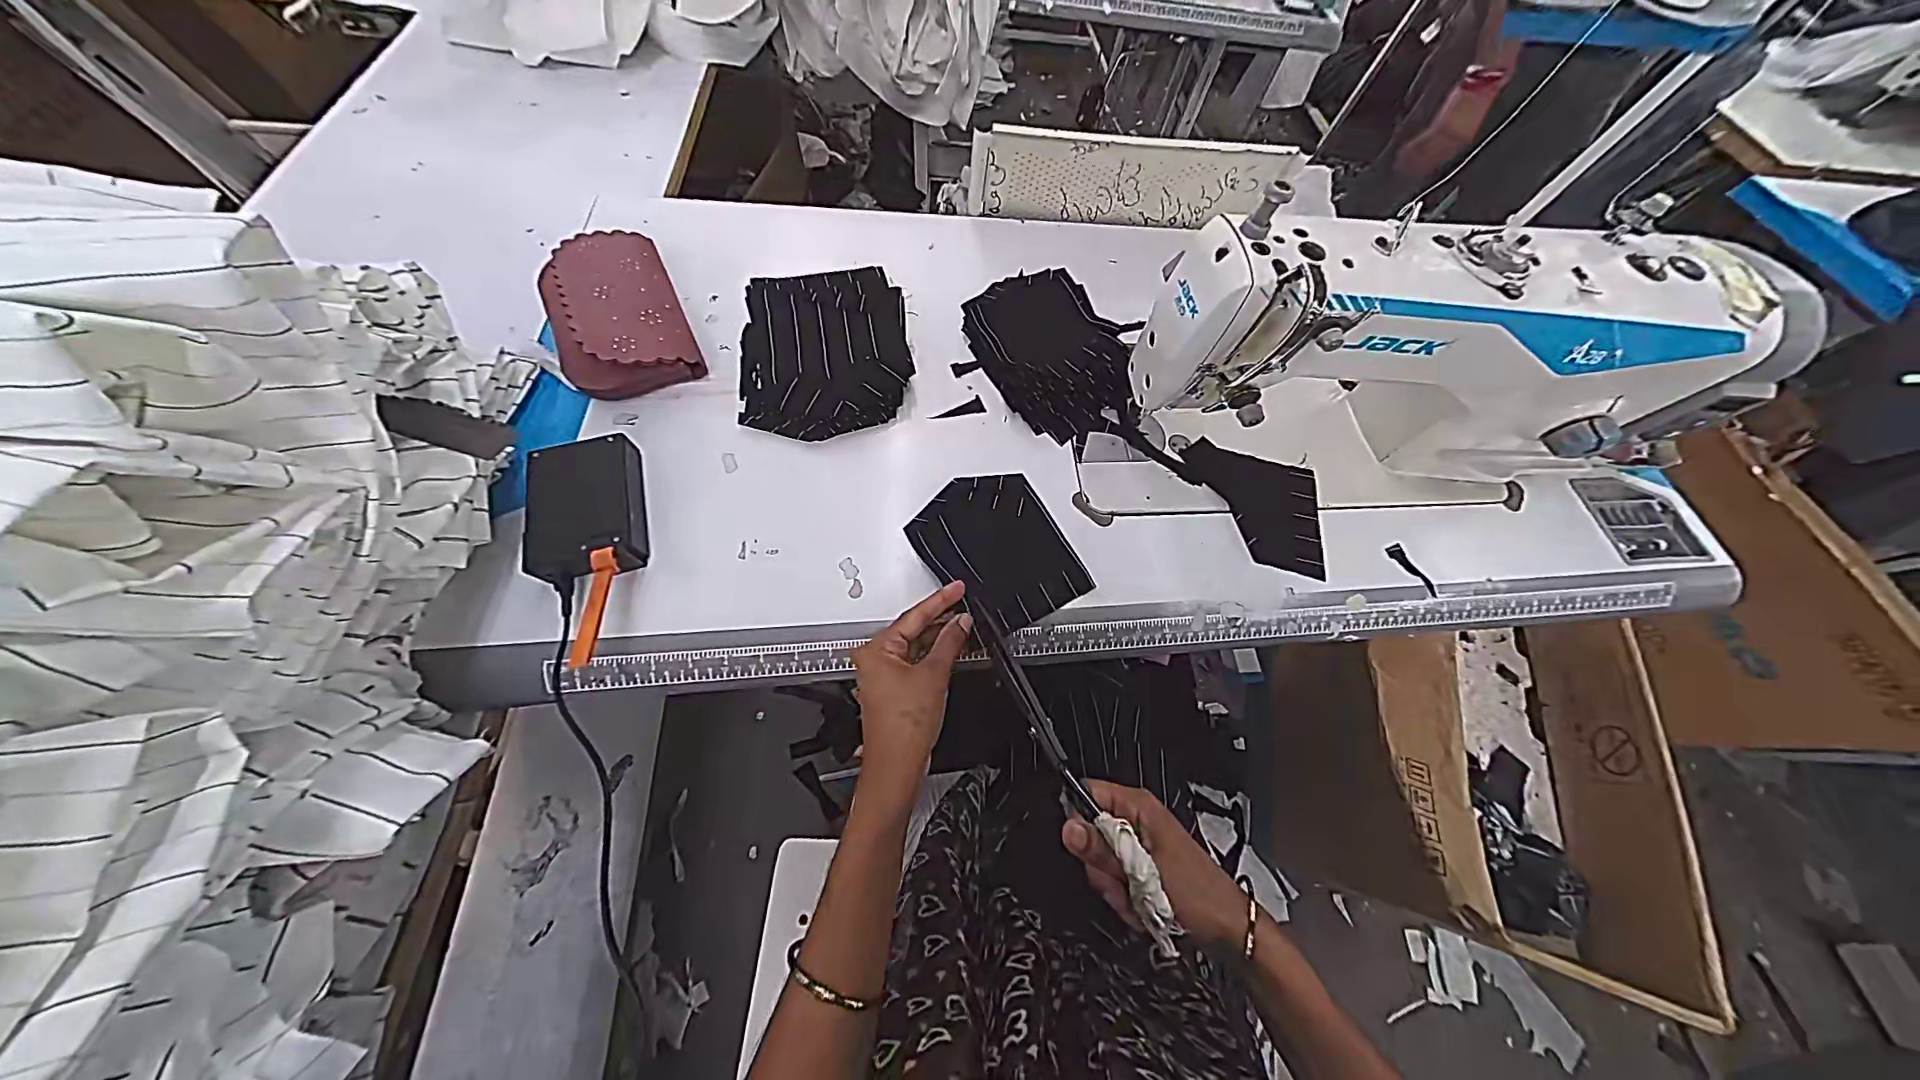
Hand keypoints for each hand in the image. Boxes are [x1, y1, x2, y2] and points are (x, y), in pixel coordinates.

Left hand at [850, 582, 972, 793]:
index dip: (939, 601)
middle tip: (963, 605)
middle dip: (940, 619)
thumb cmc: (902, 729)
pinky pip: (915, 662)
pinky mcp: (894, 690)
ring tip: (962, 625)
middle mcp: (875, 660)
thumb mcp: (934, 674)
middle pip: (912, 630)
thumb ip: (950, 642)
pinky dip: (933, 656)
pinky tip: (950, 650)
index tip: (956, 589)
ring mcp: (884, 676)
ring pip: (915, 647)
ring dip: (938, 638)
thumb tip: (960, 624)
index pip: (913, 616)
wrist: (897, 766)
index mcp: (876, 650)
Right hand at [1061, 779, 1249, 947]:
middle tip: (1124, 882)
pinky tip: (1143, 906)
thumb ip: (1102, 849)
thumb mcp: (1143, 872)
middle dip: (1102, 867)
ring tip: (1140, 898)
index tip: (1088, 848)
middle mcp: (1137, 820)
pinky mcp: (1141, 867)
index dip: (1078, 820)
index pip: (1086, 793)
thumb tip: (1070, 828)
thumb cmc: (1200, 894)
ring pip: (1101, 862)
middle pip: (1089, 834)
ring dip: (1115, 888)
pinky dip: (1125, 898)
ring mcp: (1139, 845)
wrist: (1228, 928)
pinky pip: (1115, 880)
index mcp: (1139, 806)